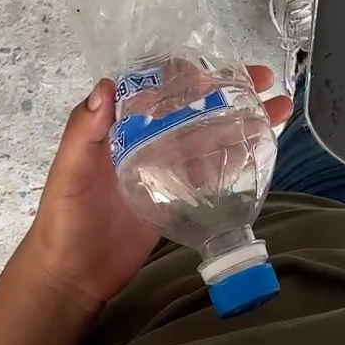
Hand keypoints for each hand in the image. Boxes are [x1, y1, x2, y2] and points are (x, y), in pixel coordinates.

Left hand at [21, 66, 293, 307]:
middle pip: (191, 102)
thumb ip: (83, 133)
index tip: (213, 68)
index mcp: (118, 124)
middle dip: (227, 86)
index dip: (185, 71)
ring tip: (279, 107)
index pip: (155, 84)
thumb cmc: (65, 220)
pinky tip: (265, 143)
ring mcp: (167, 164)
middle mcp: (146, 136)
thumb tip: (105, 86)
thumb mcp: (69, 173)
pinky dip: (239, 152)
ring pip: (209, 130)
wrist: (74, 275)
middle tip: (263, 79)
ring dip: (243, 115)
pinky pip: (213, 166)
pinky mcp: (181, 192)